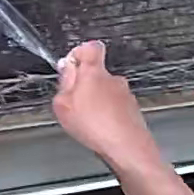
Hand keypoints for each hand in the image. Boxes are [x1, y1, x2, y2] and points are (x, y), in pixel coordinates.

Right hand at [53, 41, 158, 168]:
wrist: (126, 147)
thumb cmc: (95, 126)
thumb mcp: (62, 104)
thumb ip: (63, 82)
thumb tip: (66, 68)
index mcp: (94, 72)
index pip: (90, 47)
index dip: (77, 54)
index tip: (69, 67)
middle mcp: (112, 79)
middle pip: (94, 71)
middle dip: (81, 82)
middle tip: (71, 100)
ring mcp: (124, 93)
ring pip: (103, 89)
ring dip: (93, 99)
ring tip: (84, 118)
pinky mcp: (130, 107)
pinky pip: (112, 103)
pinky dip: (103, 111)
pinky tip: (97, 126)